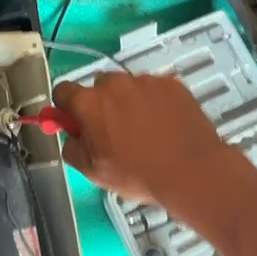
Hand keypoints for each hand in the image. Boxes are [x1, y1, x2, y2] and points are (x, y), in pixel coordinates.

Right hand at [51, 72, 247, 203]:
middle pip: (98, 87)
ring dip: (129, 102)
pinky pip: (155, 89)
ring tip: (147, 130)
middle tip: (115, 131)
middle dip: (102, 104)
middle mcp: (114, 84)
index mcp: (88, 103)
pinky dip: (156, 102)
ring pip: (128, 87)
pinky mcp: (171, 84)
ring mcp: (145, 81)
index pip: (63, 91)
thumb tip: (72, 136)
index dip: (68, 107)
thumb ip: (72, 148)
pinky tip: (166, 125)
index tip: (78, 123)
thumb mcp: (92, 172)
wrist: (193, 172)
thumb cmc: (137, 174)